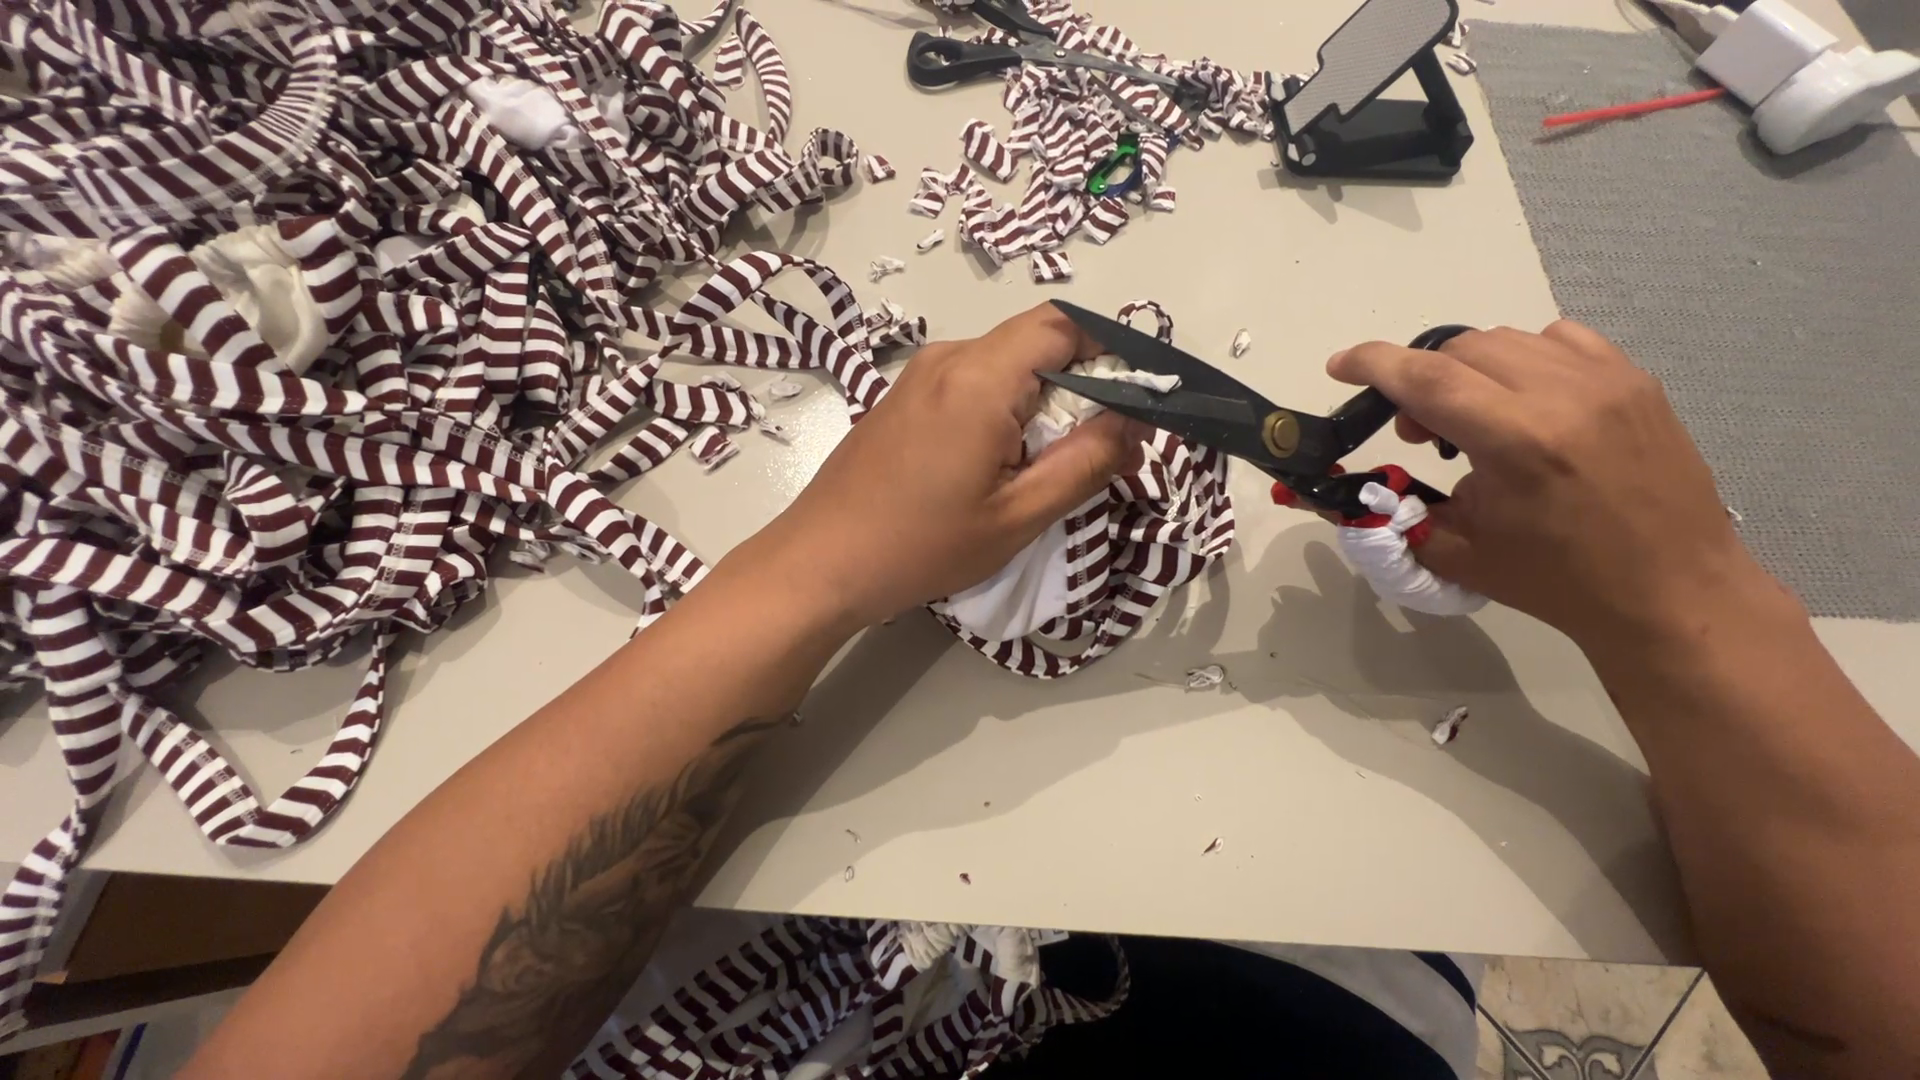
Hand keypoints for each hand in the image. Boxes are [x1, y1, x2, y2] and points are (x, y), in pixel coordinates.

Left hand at [738, 304, 1147, 627]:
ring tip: (1057, 461)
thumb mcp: (1017, 516)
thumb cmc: (921, 545)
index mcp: (979, 377)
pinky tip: (1005, 462)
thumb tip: (1137, 423)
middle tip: (1108, 442)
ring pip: (1004, 364)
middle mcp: (948, 359)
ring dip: (1043, 399)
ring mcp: (919, 376)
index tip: (1142, 397)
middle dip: (1083, 382)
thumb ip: (1085, 463)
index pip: (1064, 325)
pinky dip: (1006, 409)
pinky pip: (972, 384)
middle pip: (1035, 341)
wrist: (821, 563)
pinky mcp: (904, 399)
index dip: (1113, 349)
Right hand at [1328, 321, 1778, 649]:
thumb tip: (1337, 494)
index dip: (1371, 364)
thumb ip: (1392, 512)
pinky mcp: (1635, 381)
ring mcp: (1608, 380)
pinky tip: (1521, 403)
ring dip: (1465, 370)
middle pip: (1459, 349)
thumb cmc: (1556, 580)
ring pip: (1505, 339)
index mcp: (1517, 441)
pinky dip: (1519, 360)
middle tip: (1418, 433)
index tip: (1338, 368)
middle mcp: (1564, 395)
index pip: (1426, 377)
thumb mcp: (1454, 552)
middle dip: (1418, 379)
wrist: (1671, 590)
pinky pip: (1557, 340)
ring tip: (1471, 420)